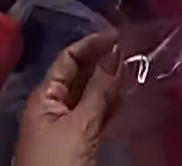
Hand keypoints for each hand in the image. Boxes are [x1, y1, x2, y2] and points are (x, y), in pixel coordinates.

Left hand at [15, 31, 121, 165]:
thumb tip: (116, 53)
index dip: (93, 43)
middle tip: (133, 51)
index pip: (69, 57)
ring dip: (110, 83)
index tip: (120, 36)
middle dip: (104, 62)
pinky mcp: (75, 146)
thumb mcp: (80, 126)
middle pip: (79, 74)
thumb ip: (99, 89)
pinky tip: (127, 99)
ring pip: (89, 95)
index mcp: (45, 96)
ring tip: (135, 71)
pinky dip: (109, 105)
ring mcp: (63, 127)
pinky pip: (93, 116)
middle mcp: (52, 106)